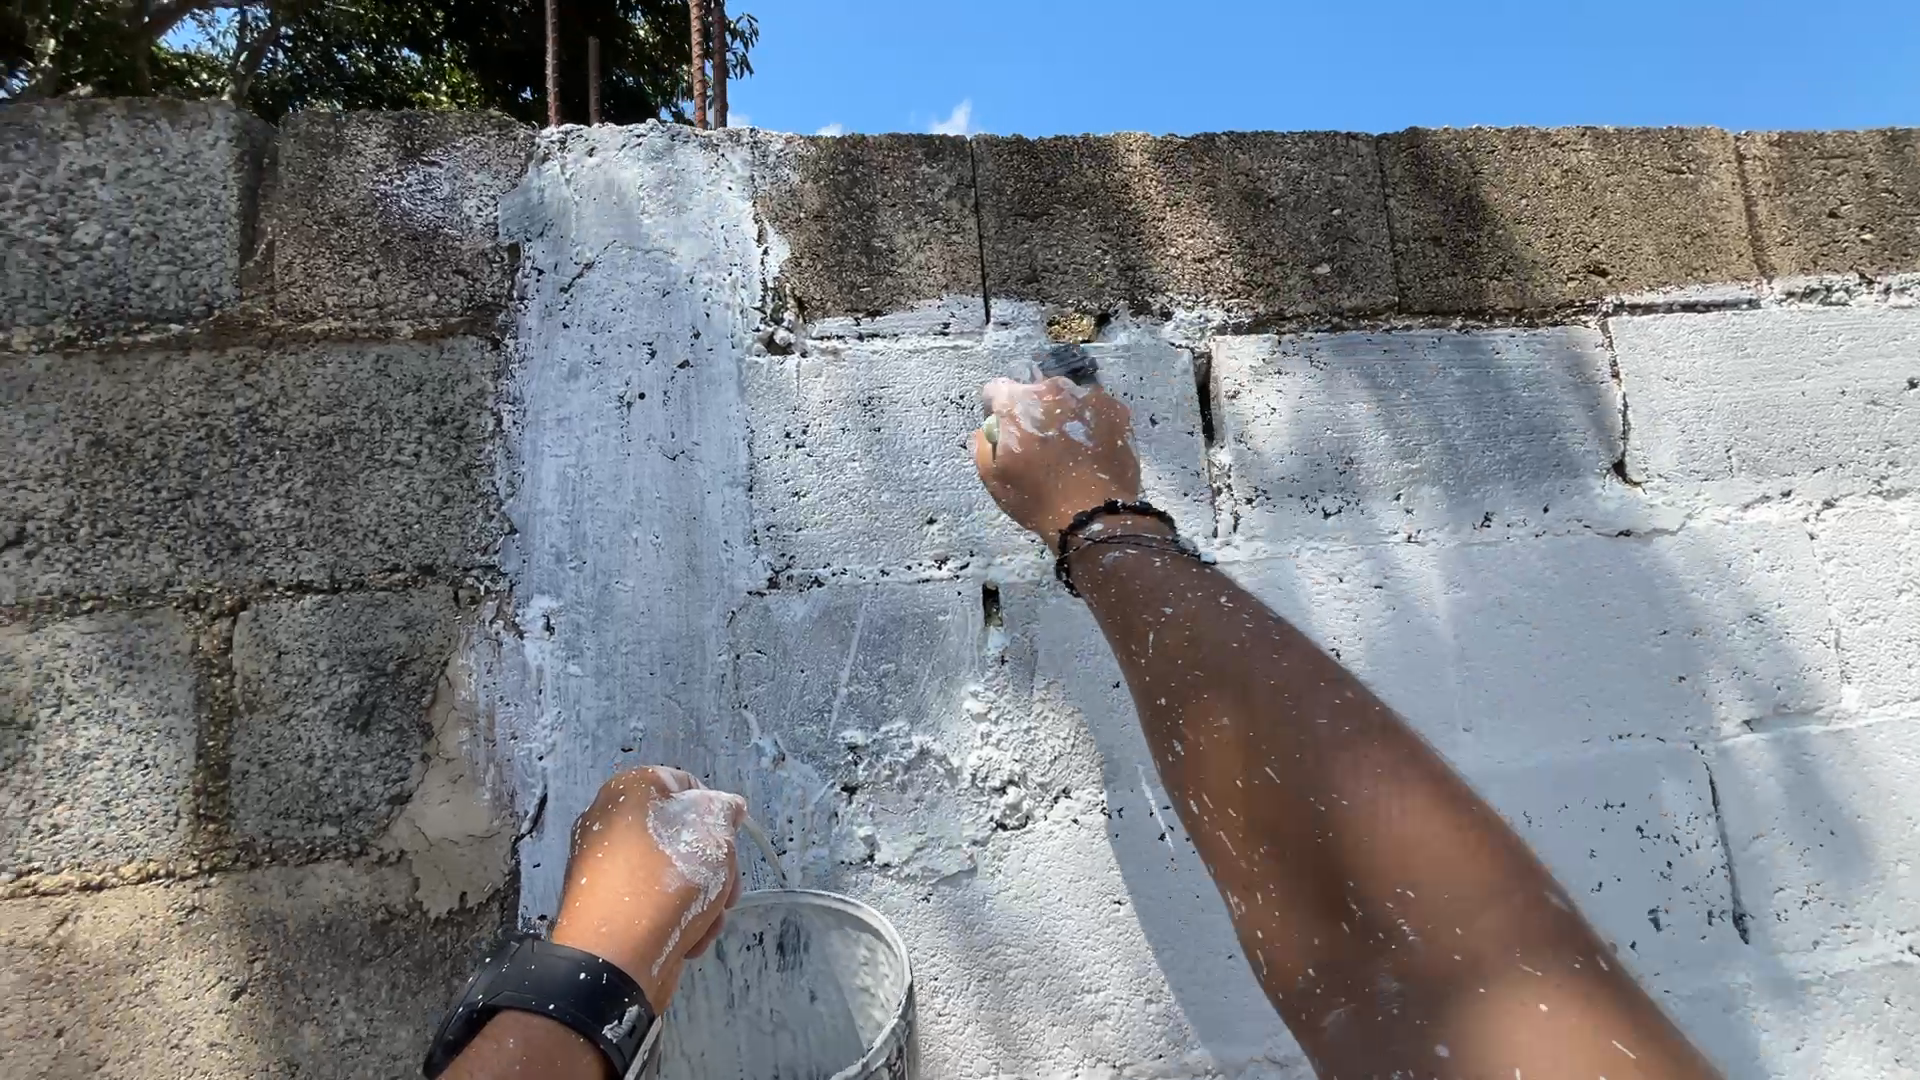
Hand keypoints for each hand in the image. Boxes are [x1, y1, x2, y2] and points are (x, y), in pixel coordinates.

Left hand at [550, 767, 745, 1008]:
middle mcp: (609, 823)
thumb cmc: (669, 881)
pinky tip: (690, 938)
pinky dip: (673, 916)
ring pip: (671, 871)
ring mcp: (603, 869)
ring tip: (710, 922)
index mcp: (629, 790)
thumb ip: (726, 811)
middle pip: (683, 833)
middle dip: (715, 865)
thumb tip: (726, 809)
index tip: (730, 843)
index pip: (686, 785)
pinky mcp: (604, 909)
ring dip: (701, 896)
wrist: (613, 961)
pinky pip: (650, 900)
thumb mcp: (715, 833)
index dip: (717, 813)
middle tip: (729, 891)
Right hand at [972, 377, 1143, 550]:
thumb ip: (982, 445)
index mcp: (1018, 402)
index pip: (996, 389)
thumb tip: (985, 431)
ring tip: (1069, 450)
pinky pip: (1095, 409)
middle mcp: (1054, 389)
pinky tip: (1090, 450)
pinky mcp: (1116, 410)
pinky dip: (1090, 424)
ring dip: (1062, 416)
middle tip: (1039, 445)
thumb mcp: (994, 478)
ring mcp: (1089, 397)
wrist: (1094, 515)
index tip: (1003, 430)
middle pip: (1034, 392)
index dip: (996, 410)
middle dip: (1033, 412)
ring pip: (1067, 399)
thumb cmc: (1038, 499)